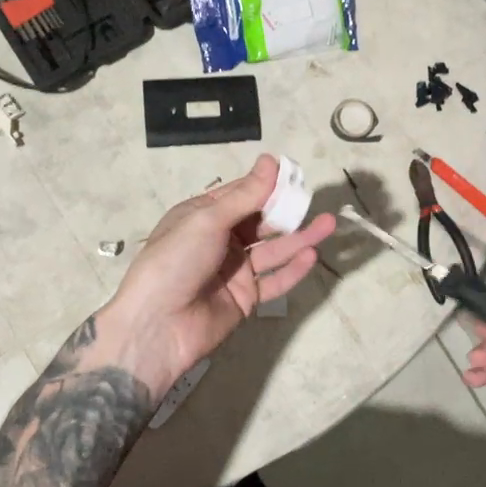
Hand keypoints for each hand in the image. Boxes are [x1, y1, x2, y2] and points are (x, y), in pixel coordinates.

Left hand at [96, 155, 335, 393]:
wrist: (157, 326)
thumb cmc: (175, 261)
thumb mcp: (207, 220)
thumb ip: (245, 195)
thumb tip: (270, 160)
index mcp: (202, 217)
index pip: (241, 195)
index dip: (268, 186)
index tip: (296, 175)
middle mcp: (220, 241)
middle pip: (261, 222)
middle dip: (287, 212)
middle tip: (315, 201)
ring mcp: (233, 272)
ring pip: (273, 251)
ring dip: (299, 238)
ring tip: (328, 225)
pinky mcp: (245, 300)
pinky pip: (274, 282)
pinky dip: (292, 270)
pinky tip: (311, 256)